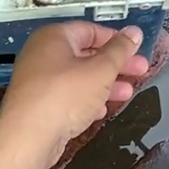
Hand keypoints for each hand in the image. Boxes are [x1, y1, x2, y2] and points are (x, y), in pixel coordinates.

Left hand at [0, 22, 149, 168]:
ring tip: (127, 93)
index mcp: (54, 37)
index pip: (90, 30)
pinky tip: (101, 110)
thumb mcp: (100, 70)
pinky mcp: (39, 104)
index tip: (135, 49)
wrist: (28, 139)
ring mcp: (38, 81)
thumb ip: (120, 51)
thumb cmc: (63, 97)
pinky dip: (87, 100)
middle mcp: (42, 54)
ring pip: (78, 77)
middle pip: (86, 54)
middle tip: (140, 70)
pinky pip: (67, 96)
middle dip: (115, 64)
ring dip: (105, 84)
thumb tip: (134, 33)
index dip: (115, 39)